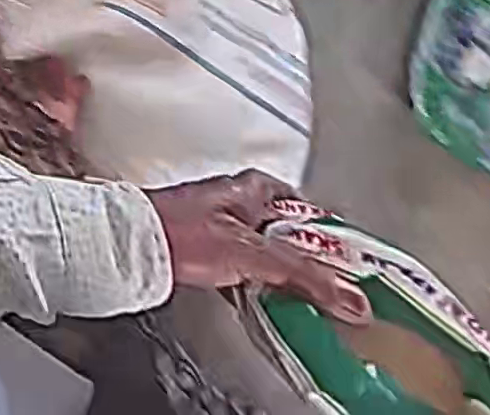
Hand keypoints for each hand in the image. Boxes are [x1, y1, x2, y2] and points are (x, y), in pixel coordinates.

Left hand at [145, 171, 371, 323]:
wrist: (136, 244)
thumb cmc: (183, 232)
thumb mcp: (250, 253)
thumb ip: (301, 274)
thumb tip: (351, 296)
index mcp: (249, 189)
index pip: (302, 204)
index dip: (327, 228)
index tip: (352, 256)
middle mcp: (236, 199)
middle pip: (285, 228)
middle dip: (309, 256)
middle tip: (335, 285)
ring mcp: (220, 221)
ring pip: (265, 247)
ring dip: (284, 271)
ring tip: (309, 299)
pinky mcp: (207, 243)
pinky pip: (245, 262)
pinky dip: (260, 280)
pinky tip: (268, 301)